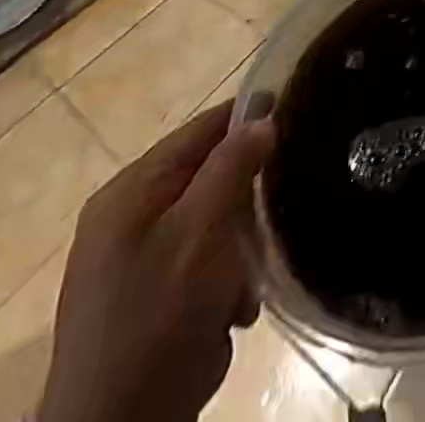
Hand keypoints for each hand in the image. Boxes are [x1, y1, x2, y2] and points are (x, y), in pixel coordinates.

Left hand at [37, 103, 274, 421]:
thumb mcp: (200, 233)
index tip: (294, 107)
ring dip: (238, 246)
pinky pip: (203, 262)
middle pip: (206, 177)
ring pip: (212, 223)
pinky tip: (234, 306)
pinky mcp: (154, 294)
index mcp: (131, 192)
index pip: (197, 132)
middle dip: (244, 198)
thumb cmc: (157, 317)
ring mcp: (139, 258)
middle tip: (279, 205)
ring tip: (249, 276)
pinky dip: (225, 278)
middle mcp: (130, 217)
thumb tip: (262, 118)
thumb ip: (230, 170)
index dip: (245, 116)